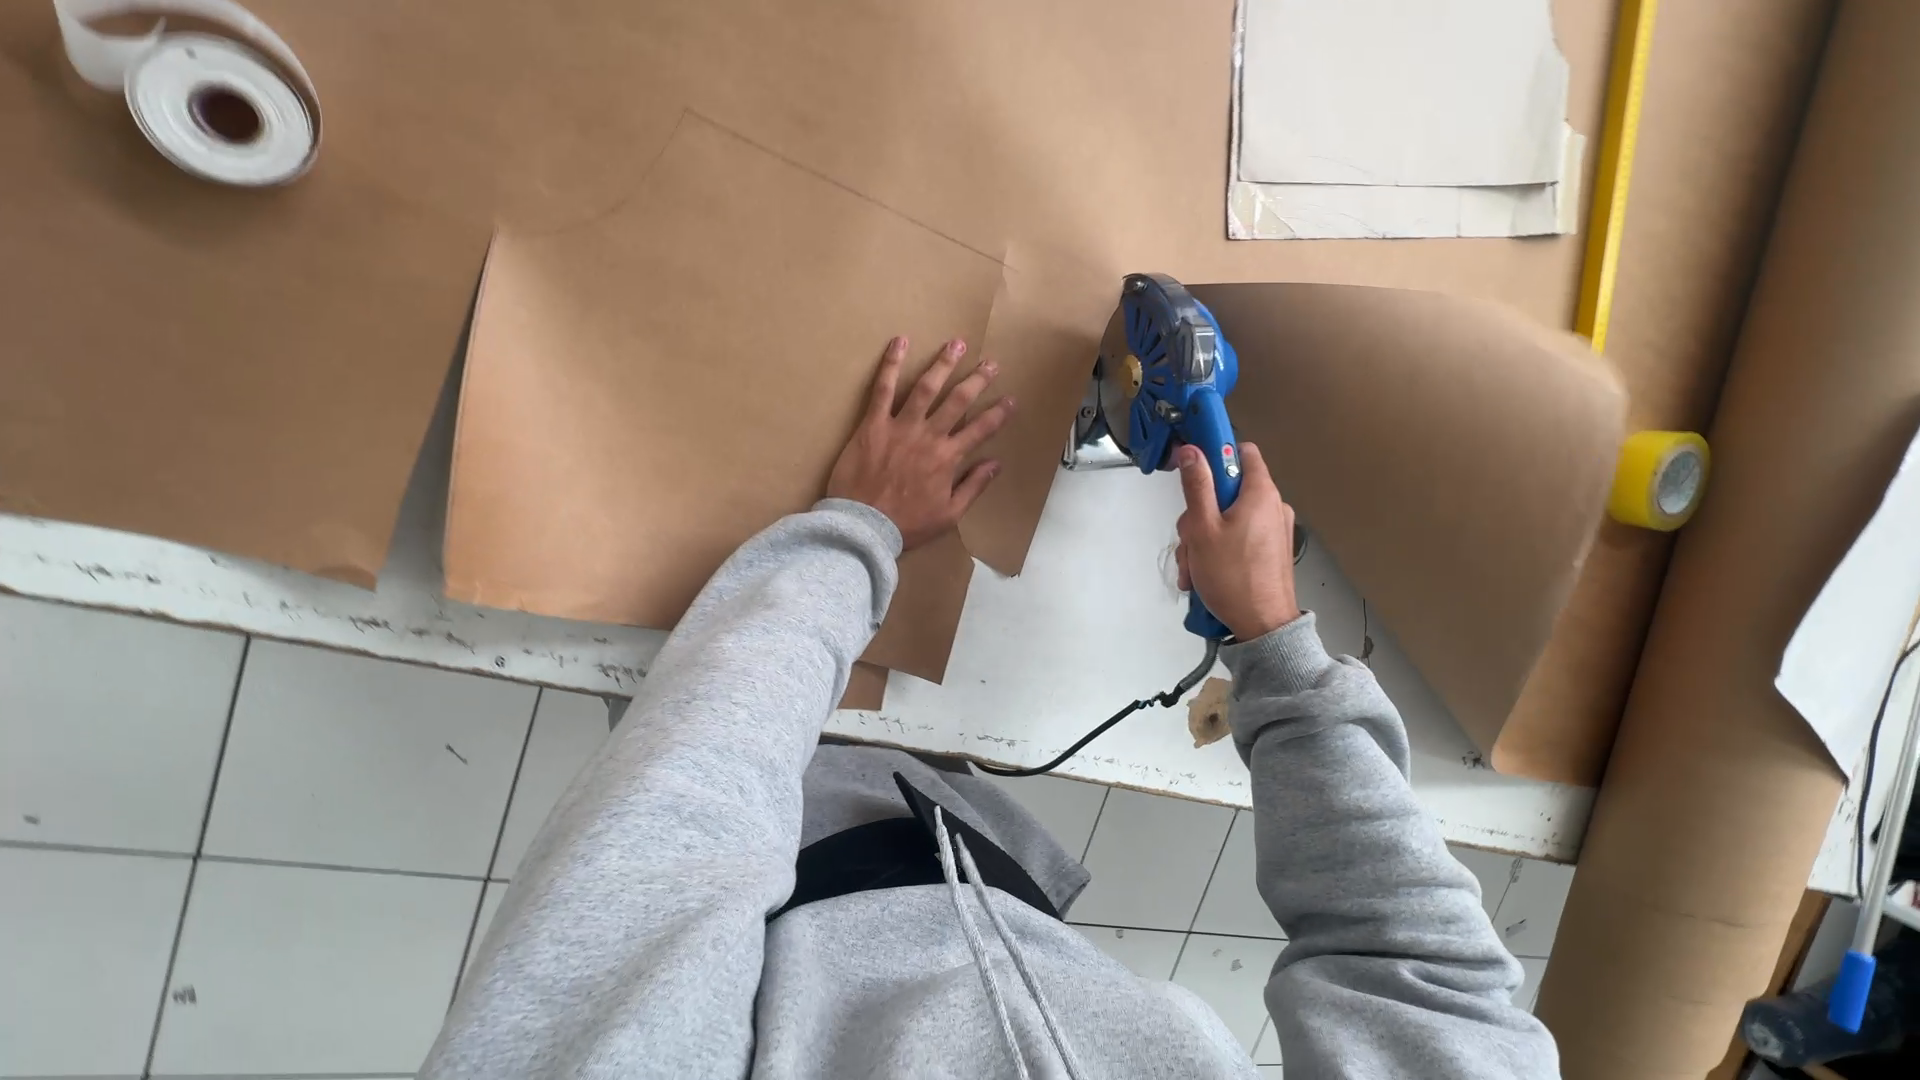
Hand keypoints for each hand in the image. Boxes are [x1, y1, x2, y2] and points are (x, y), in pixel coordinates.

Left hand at [827, 336, 1014, 550]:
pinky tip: (900, 342)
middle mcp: (929, 436)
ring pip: (926, 388)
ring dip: (943, 364)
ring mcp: (901, 427)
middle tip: (990, 363)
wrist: (864, 527)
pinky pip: (883, 389)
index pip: (981, 429)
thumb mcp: (949, 514)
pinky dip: (891, 364)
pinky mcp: (873, 424)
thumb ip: (973, 487)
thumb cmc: (907, 525)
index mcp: (948, 459)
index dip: (999, 414)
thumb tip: (996, 464)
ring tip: (956, 344)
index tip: (1011, 400)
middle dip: (977, 380)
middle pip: (958, 401)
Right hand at [1174, 442, 1300, 641]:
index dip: (1215, 455)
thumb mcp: (1203, 528)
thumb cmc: (1231, 575)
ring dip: (1203, 539)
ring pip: (1228, 518)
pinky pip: (1239, 538)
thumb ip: (1196, 486)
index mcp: (1260, 493)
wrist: (1263, 626)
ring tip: (1193, 568)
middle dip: (1199, 514)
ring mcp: (1274, 530)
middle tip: (1189, 541)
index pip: (1242, 452)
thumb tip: (1191, 450)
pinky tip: (1204, 575)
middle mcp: (1273, 506)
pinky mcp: (1271, 552)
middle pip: (1227, 492)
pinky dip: (1219, 552)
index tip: (1192, 470)